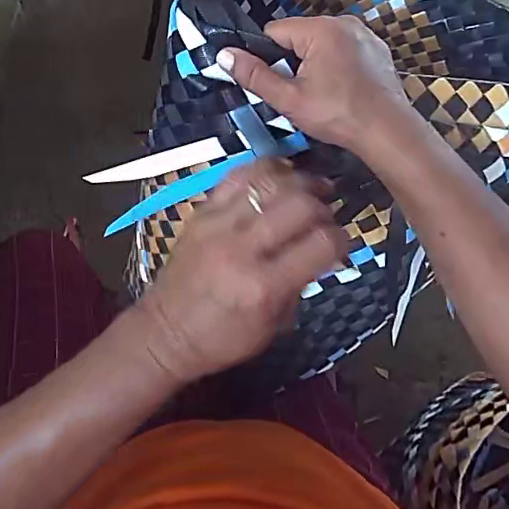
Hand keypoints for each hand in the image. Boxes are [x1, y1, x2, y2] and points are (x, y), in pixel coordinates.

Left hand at [132, 162, 348, 384]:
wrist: (166, 331)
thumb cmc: (224, 337)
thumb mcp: (275, 323)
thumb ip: (301, 281)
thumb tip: (324, 247)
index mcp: (264, 285)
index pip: (322, 242)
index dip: (342, 238)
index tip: (340, 242)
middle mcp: (241, 248)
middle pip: (300, 204)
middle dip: (324, 207)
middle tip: (326, 215)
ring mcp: (217, 225)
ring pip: (269, 180)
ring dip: (298, 181)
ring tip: (309, 189)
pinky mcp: (201, 212)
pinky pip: (236, 176)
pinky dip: (263, 171)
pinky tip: (277, 178)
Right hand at [216, 16, 413, 149]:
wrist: (387, 132)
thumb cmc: (340, 115)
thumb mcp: (288, 98)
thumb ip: (254, 75)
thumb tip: (226, 56)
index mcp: (321, 29)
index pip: (274, 31)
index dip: (266, 58)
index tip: (273, 82)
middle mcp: (344, 24)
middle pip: (297, 38)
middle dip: (291, 64)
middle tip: (298, 94)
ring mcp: (363, 36)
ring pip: (319, 46)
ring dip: (312, 67)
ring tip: (320, 96)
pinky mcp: (375, 51)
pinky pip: (342, 53)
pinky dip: (335, 69)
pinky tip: (338, 93)